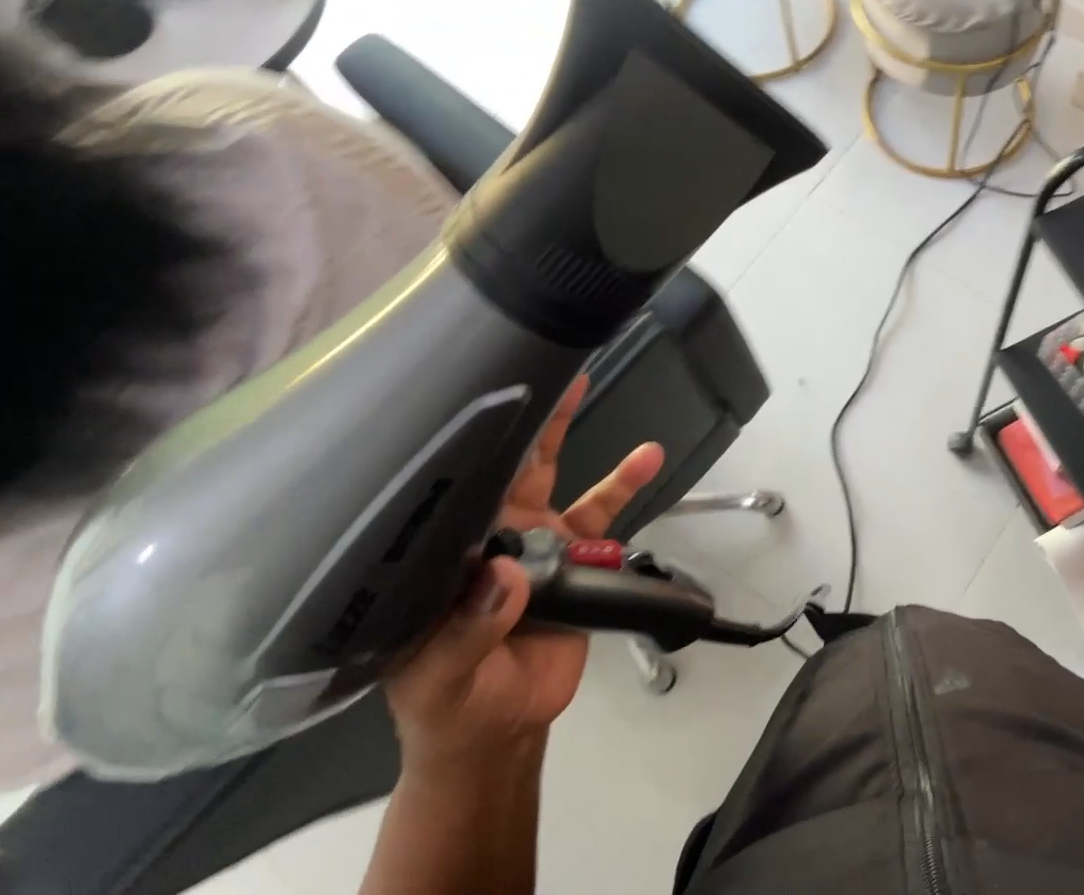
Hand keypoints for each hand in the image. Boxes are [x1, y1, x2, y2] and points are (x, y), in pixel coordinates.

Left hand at [383, 376, 665, 770]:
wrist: (504, 726)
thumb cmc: (452, 705)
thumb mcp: (445, 680)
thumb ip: (471, 632)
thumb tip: (508, 575)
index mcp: (437, 555)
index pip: (442, 488)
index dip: (453, 442)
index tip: (463, 390)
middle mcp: (479, 535)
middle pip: (494, 463)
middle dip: (508, 414)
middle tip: (523, 358)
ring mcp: (529, 540)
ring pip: (548, 474)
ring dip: (566, 430)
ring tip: (581, 380)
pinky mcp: (571, 556)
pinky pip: (600, 515)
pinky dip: (623, 485)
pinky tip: (646, 458)